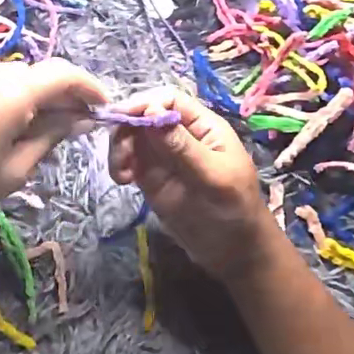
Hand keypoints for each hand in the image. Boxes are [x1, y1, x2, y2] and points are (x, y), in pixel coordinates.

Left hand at [0, 60, 108, 240]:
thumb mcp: (14, 170)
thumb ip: (51, 136)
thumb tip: (80, 119)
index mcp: (8, 95)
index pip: (63, 73)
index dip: (89, 86)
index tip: (103, 106)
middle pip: (41, 72)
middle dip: (64, 92)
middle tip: (76, 122)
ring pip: (18, 75)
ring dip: (38, 93)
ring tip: (44, 126)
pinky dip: (14, 94)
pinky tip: (13, 122)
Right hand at [107, 88, 287, 282]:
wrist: (235, 253)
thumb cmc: (235, 210)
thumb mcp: (214, 178)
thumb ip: (183, 147)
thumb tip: (152, 111)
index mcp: (203, 126)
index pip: (169, 100)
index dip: (145, 103)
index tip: (123, 118)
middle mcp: (180, 135)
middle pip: (144, 114)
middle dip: (127, 127)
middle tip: (120, 153)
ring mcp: (163, 156)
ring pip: (131, 136)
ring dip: (119, 147)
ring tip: (122, 173)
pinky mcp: (150, 177)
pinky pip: (128, 160)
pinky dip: (119, 164)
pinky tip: (122, 180)